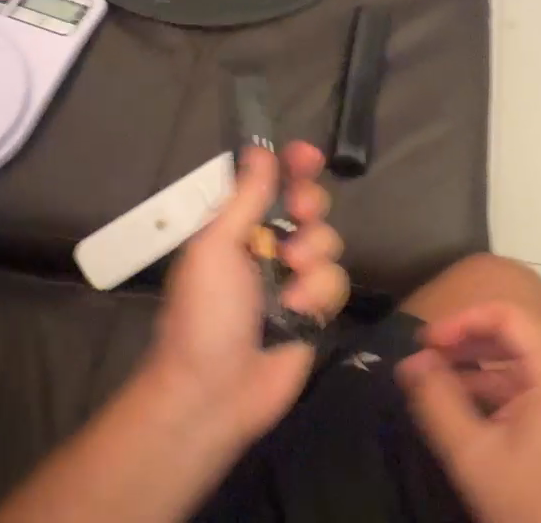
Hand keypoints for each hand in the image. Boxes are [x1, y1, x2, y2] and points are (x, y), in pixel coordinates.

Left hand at [145, 141, 349, 445]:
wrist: (214, 391)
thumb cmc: (204, 312)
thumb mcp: (215, 245)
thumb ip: (245, 196)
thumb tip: (260, 149)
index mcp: (237, 227)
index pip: (271, 182)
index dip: (293, 164)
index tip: (308, 155)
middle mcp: (268, 246)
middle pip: (309, 204)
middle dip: (309, 204)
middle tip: (299, 212)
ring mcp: (294, 279)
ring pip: (327, 241)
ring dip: (312, 254)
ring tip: (290, 273)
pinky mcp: (316, 310)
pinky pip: (335, 281)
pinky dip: (316, 293)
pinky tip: (296, 313)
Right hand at [397, 302, 540, 522]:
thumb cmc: (528, 504)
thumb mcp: (473, 454)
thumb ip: (437, 401)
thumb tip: (409, 362)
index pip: (509, 316)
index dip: (464, 320)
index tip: (427, 341)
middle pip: (515, 331)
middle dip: (466, 340)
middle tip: (425, 354)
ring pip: (518, 356)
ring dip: (476, 362)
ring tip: (433, 375)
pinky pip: (526, 381)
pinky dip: (492, 384)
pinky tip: (457, 399)